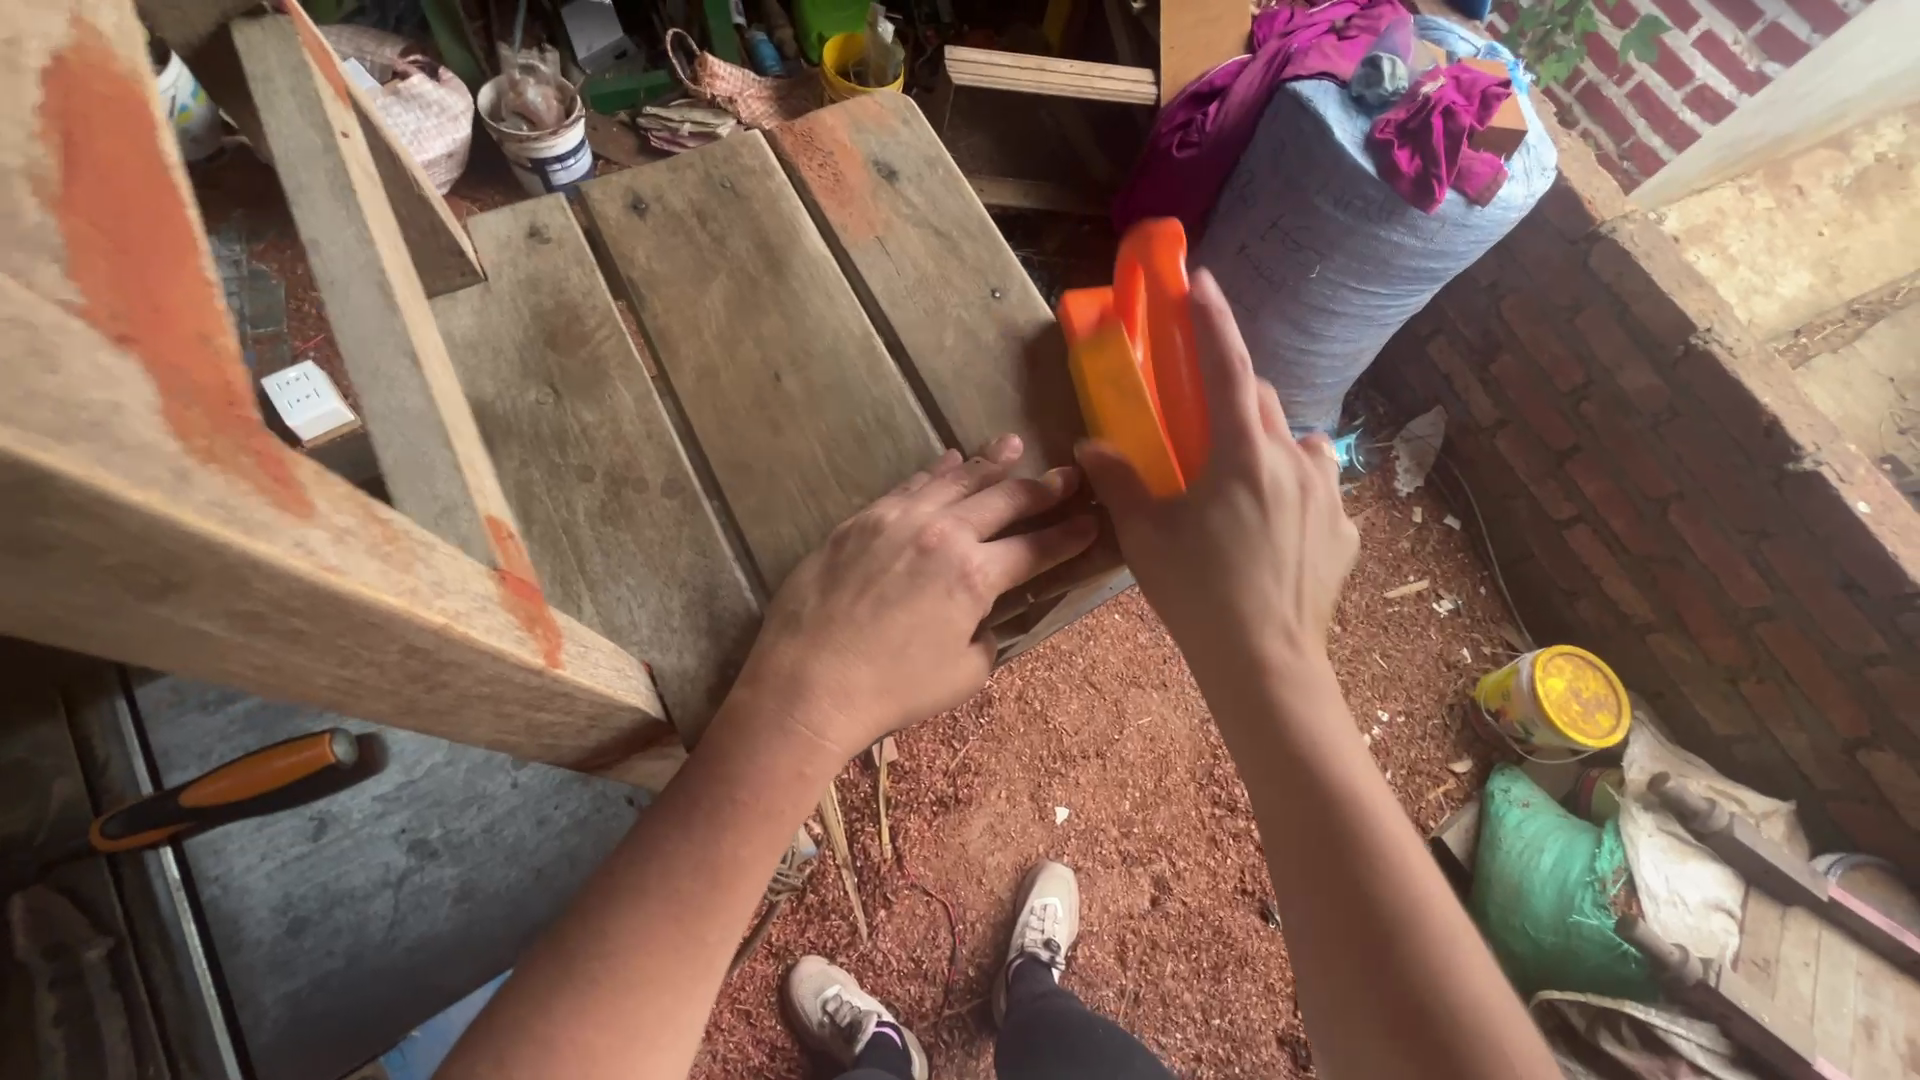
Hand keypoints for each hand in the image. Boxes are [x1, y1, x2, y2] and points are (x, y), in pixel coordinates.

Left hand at [728, 436, 1097, 760]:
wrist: (807, 682)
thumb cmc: (891, 689)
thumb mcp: (964, 674)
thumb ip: (985, 635)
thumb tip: (980, 615)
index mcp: (975, 576)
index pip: (1036, 547)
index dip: (1069, 534)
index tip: (1093, 519)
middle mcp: (942, 534)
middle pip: (1003, 501)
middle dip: (1042, 488)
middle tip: (1067, 475)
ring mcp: (897, 519)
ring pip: (954, 481)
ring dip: (989, 464)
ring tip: (1012, 446)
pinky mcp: (861, 519)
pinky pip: (909, 485)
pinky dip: (935, 472)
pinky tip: (950, 460)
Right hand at [1078, 269, 1358, 683]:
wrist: (1265, 662)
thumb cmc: (1197, 594)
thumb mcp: (1145, 537)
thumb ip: (1118, 482)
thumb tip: (1089, 447)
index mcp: (1241, 454)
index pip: (1228, 368)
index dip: (1213, 320)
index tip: (1202, 282)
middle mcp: (1293, 460)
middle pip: (1263, 401)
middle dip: (1232, 395)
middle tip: (1202, 423)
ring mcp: (1327, 494)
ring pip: (1296, 441)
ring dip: (1267, 442)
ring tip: (1241, 478)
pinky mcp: (1345, 529)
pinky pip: (1317, 486)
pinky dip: (1292, 486)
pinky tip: (1272, 526)